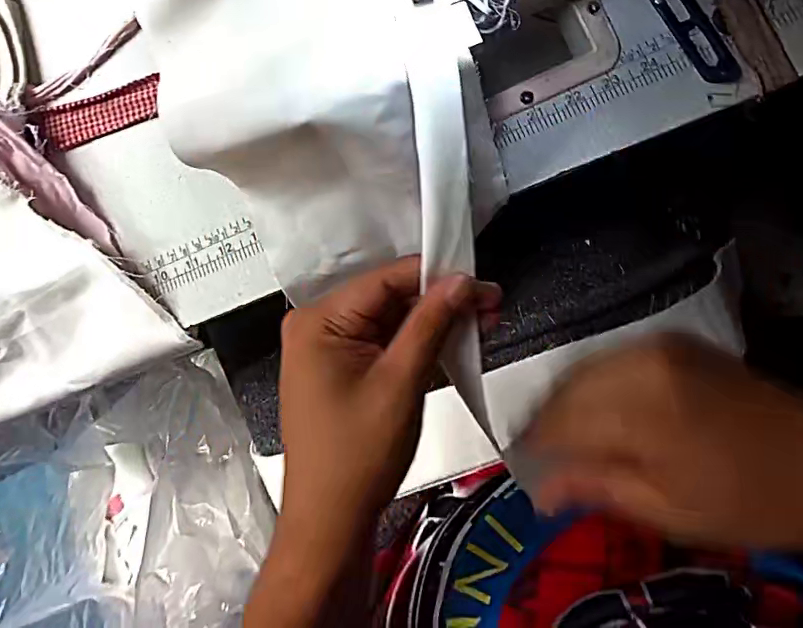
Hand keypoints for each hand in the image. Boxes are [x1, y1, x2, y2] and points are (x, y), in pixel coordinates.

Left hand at [277, 256, 499, 543]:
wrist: (331, 527)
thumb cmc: (355, 460)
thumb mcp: (400, 383)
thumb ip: (430, 324)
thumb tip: (458, 281)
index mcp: (318, 322)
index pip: (384, 280)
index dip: (433, 275)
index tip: (475, 279)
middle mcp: (316, 327)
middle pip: (389, 296)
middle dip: (439, 300)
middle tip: (486, 302)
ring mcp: (328, 348)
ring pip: (391, 318)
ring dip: (434, 321)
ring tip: (478, 321)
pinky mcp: (342, 367)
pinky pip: (384, 340)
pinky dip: (418, 341)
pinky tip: (452, 340)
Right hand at [521, 334, 802, 570]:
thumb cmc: (754, 503)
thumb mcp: (673, 512)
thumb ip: (599, 487)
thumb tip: (540, 488)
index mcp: (644, 408)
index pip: (563, 418)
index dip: (536, 440)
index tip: (521, 461)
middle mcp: (645, 362)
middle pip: (570, 384)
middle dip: (548, 416)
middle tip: (539, 450)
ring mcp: (661, 344)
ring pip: (588, 365)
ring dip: (569, 397)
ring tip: (564, 432)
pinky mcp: (675, 340)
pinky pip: (614, 356)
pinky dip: (597, 380)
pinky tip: (598, 406)